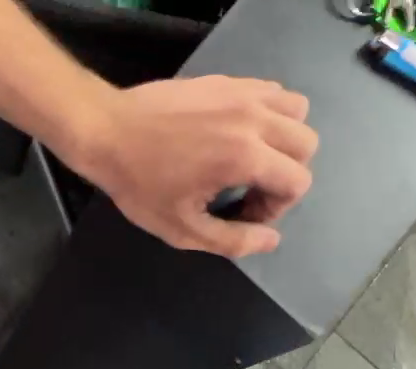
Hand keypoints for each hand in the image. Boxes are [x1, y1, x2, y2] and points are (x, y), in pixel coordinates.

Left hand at [67, 76, 316, 257]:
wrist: (109, 133)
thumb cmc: (141, 186)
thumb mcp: (183, 229)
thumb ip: (231, 240)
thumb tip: (271, 241)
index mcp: (245, 157)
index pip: (298, 181)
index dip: (276, 207)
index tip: (242, 214)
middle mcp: (254, 119)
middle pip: (306, 144)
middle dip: (286, 174)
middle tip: (248, 190)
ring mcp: (243, 93)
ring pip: (296, 112)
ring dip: (284, 140)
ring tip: (250, 159)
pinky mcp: (229, 80)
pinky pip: (272, 91)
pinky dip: (269, 114)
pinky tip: (237, 135)